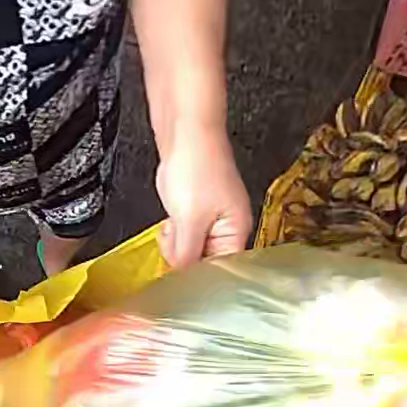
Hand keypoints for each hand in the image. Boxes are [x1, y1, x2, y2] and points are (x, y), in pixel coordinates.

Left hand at [155, 129, 251, 267]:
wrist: (185, 129)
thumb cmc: (196, 165)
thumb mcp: (188, 221)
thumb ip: (186, 255)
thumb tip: (181, 277)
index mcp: (237, 232)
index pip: (221, 271)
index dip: (199, 276)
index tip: (180, 276)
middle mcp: (228, 227)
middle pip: (205, 262)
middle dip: (185, 257)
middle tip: (174, 241)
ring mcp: (212, 218)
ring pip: (191, 248)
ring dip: (176, 243)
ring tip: (172, 224)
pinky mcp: (197, 209)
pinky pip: (184, 233)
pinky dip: (174, 231)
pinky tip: (169, 221)